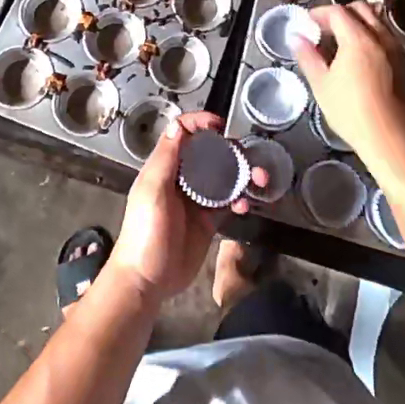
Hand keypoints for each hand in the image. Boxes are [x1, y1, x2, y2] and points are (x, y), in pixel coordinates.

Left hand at [105, 110, 257, 306]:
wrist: (147, 279)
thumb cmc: (144, 232)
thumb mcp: (152, 191)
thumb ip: (166, 158)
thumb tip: (179, 125)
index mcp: (164, 167)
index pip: (182, 134)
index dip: (200, 124)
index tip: (220, 126)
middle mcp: (182, 178)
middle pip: (210, 153)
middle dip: (232, 151)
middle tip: (250, 158)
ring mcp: (196, 200)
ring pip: (224, 177)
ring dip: (243, 175)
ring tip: (260, 181)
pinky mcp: (209, 220)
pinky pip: (229, 202)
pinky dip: (240, 200)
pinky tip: (245, 206)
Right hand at [292, 2, 404, 167]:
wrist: (392, 138)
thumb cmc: (355, 115)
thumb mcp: (321, 85)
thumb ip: (308, 57)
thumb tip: (298, 40)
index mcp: (358, 39)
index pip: (338, 12)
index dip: (320, 13)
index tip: (310, 21)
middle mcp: (382, 39)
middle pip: (361, 10)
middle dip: (341, 13)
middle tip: (325, 28)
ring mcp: (398, 51)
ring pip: (378, 23)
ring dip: (358, 25)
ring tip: (342, 44)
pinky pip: (389, 40)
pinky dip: (373, 39)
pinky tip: (361, 59)